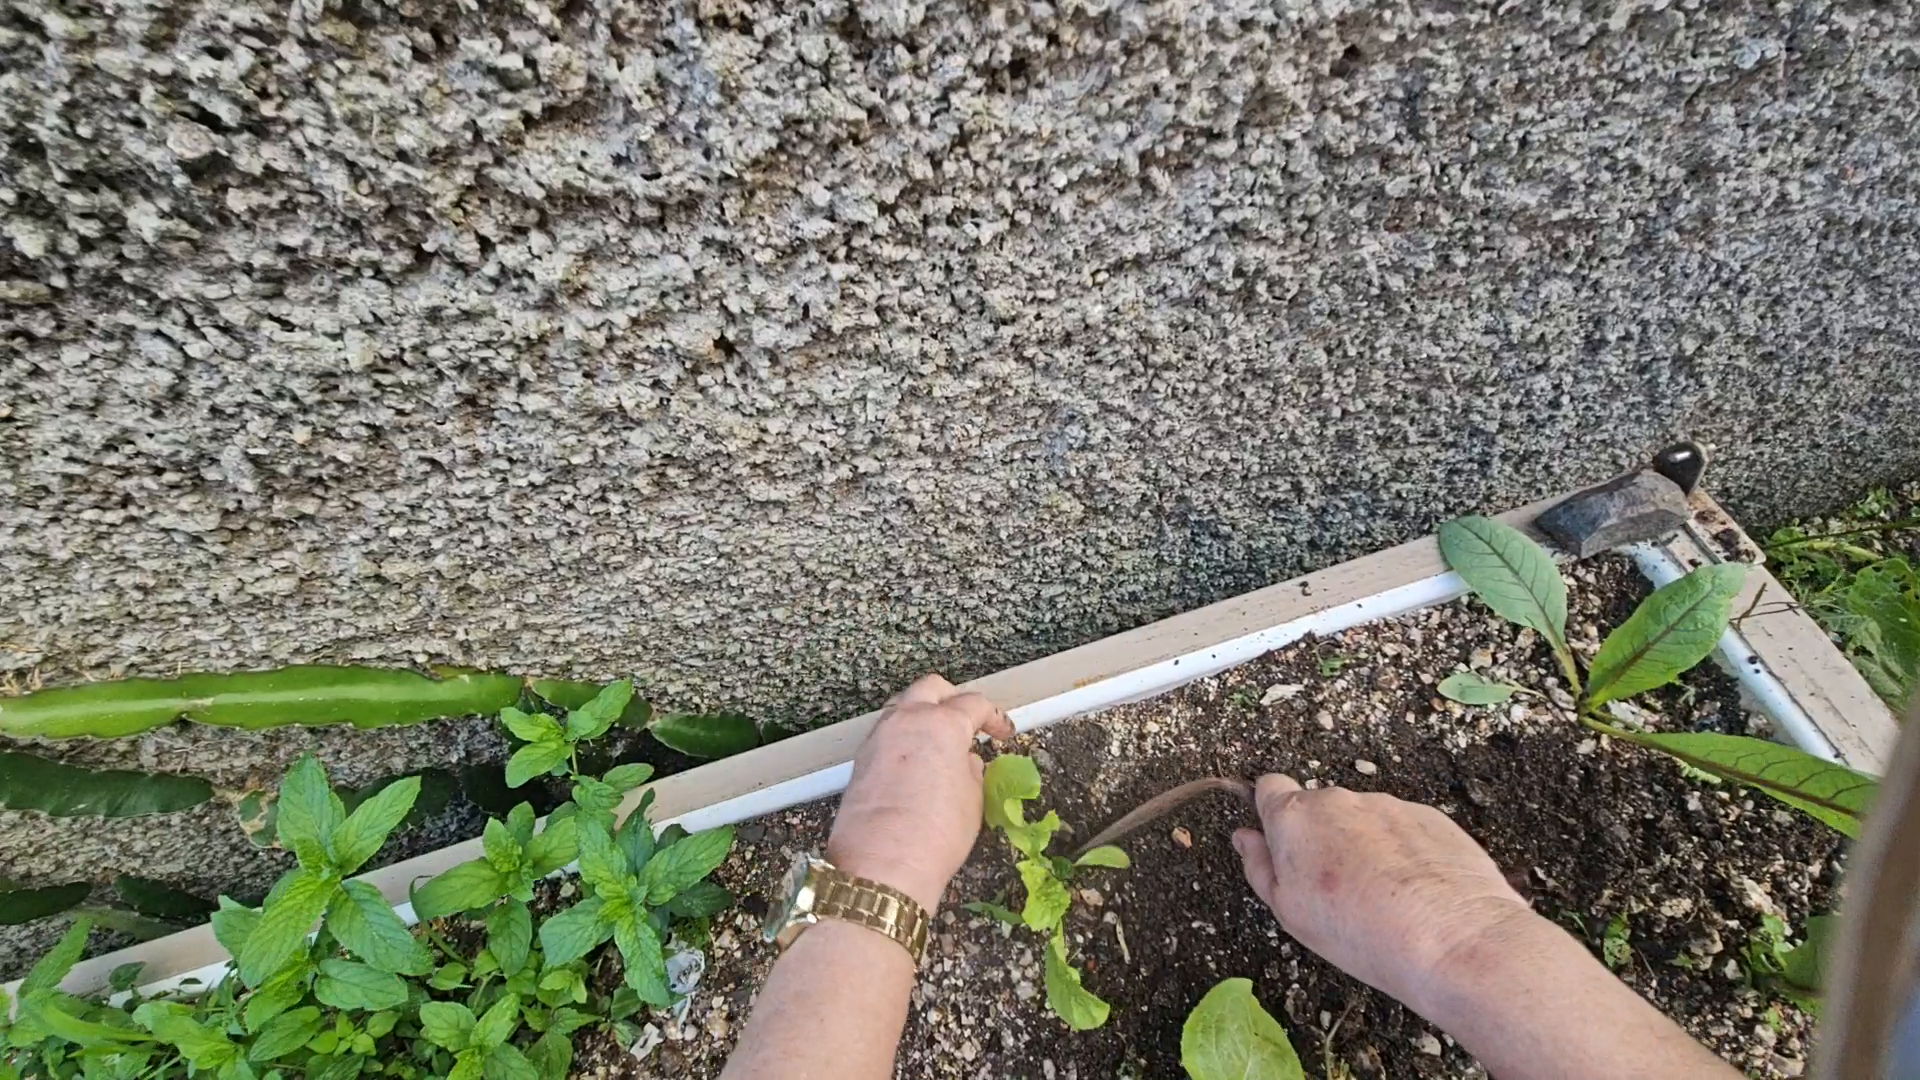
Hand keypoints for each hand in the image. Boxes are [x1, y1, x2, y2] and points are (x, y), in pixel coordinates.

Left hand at [827, 674, 1013, 911]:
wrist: (882, 866)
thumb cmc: (936, 833)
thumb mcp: (973, 800)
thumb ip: (973, 771)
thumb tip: (967, 761)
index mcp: (941, 723)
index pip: (974, 704)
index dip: (994, 717)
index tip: (1003, 733)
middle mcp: (907, 720)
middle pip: (932, 688)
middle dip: (954, 699)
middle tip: (970, 722)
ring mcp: (880, 736)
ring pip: (904, 705)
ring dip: (925, 714)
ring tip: (941, 740)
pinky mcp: (862, 758)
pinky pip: (888, 731)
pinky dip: (905, 736)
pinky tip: (917, 760)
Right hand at [1231, 774, 1536, 1012]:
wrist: (1457, 942)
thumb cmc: (1360, 932)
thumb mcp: (1289, 912)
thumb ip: (1258, 866)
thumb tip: (1243, 835)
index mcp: (1293, 816)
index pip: (1268, 786)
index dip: (1272, 810)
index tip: (1285, 843)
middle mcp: (1335, 799)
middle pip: (1318, 808)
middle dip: (1323, 837)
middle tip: (1339, 887)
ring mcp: (1385, 804)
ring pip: (1363, 819)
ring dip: (1365, 844)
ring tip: (1388, 896)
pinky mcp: (1430, 816)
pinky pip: (1405, 828)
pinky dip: (1406, 851)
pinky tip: (1421, 891)